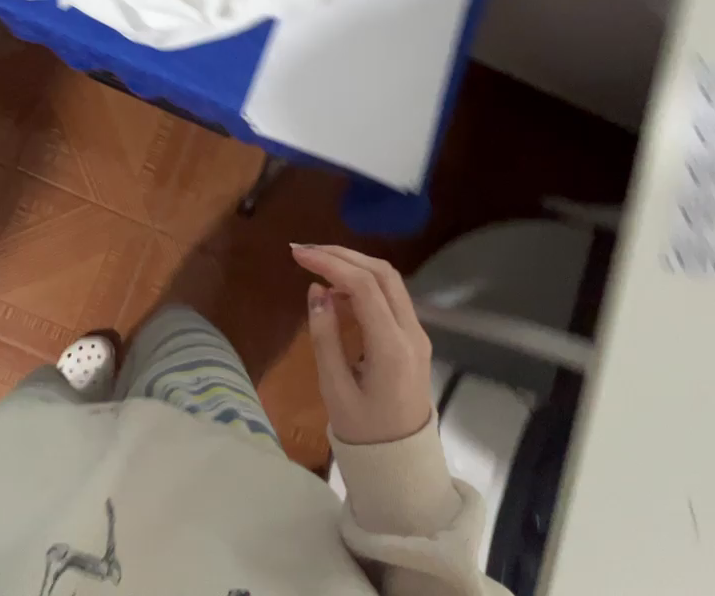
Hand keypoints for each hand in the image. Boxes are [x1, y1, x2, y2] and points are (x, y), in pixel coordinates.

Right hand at [291, 243, 434, 445]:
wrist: (402, 463)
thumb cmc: (364, 432)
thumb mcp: (335, 389)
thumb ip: (325, 337)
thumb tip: (316, 290)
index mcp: (392, 347)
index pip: (363, 286)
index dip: (329, 263)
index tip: (297, 255)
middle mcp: (411, 332)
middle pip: (382, 273)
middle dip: (342, 254)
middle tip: (304, 251)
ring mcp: (417, 333)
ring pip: (389, 280)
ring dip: (354, 264)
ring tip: (316, 264)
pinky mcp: (413, 337)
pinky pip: (390, 296)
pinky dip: (363, 282)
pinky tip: (336, 290)